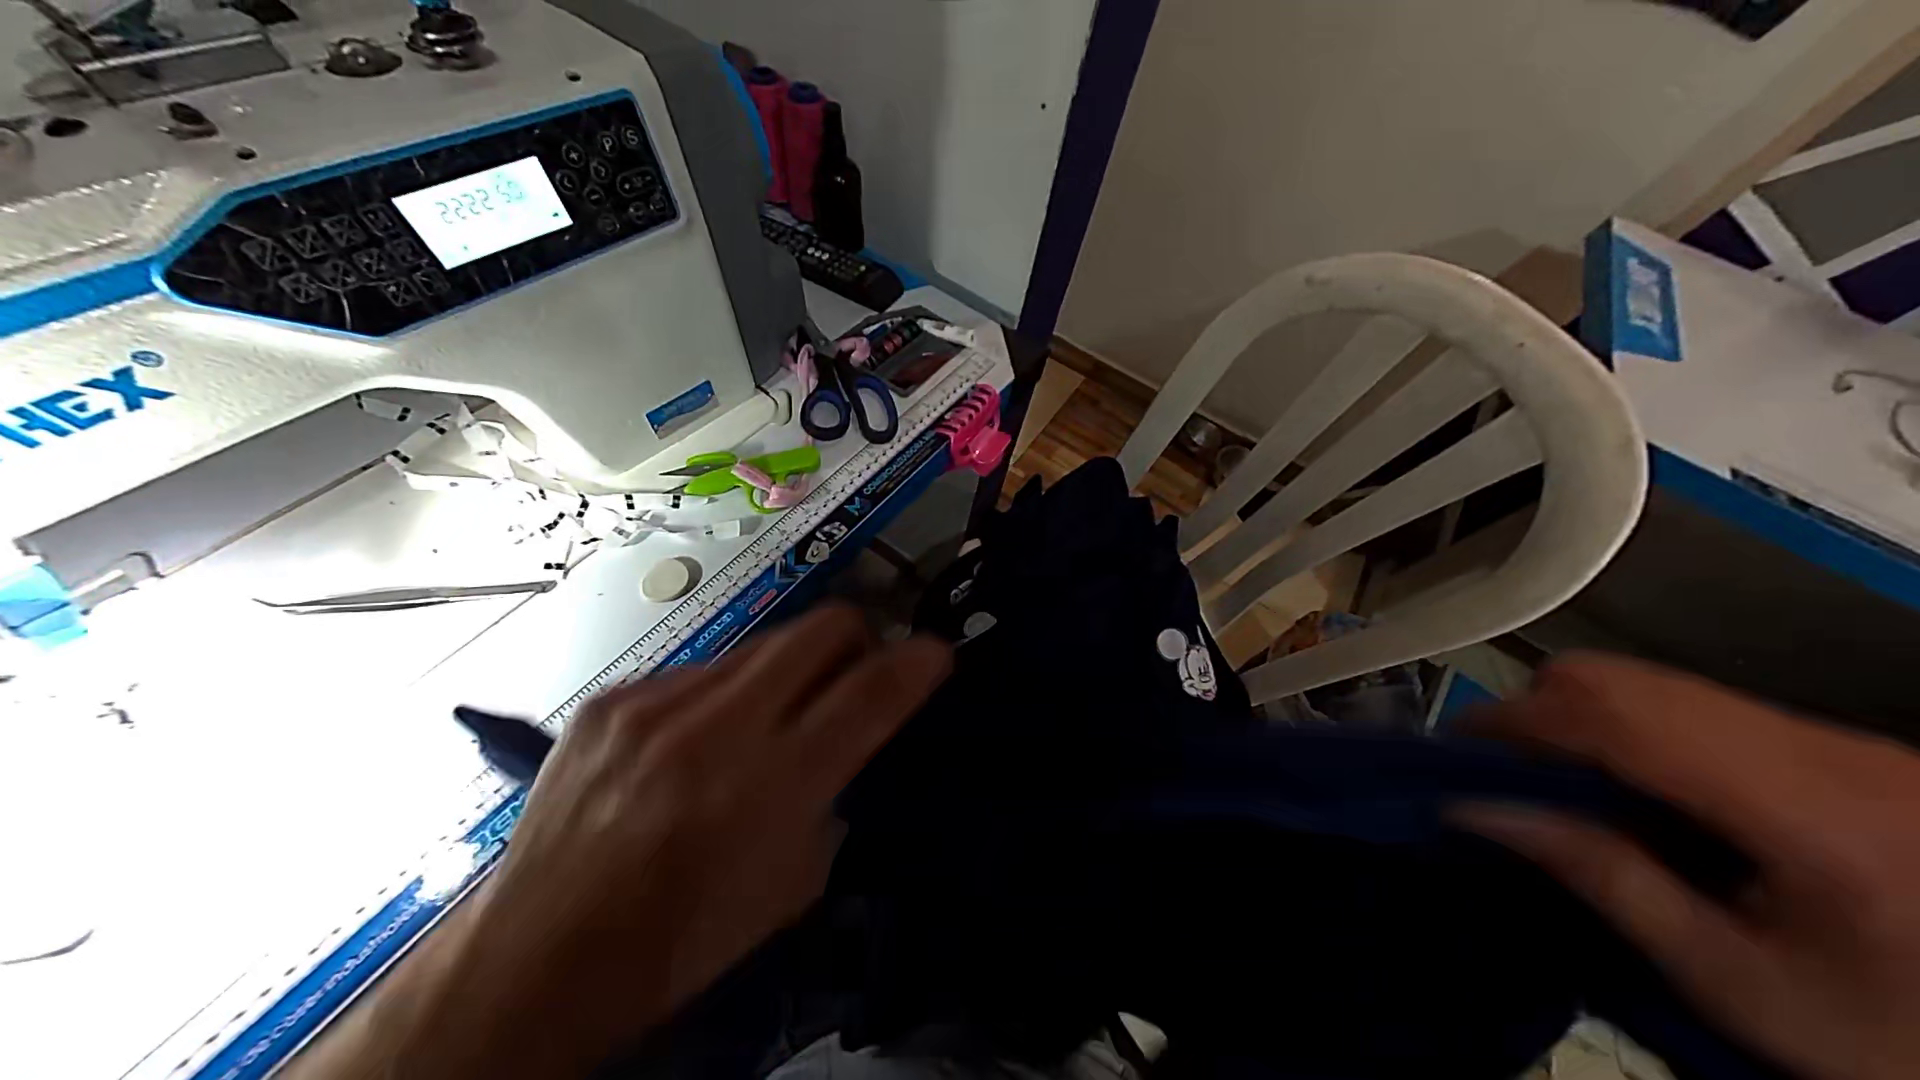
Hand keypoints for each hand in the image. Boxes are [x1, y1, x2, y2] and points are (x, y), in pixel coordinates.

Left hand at [288, 604, 950, 1079]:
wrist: (535, 956)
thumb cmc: (678, 942)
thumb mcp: (789, 885)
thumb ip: (831, 798)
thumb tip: (848, 742)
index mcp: (769, 786)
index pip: (868, 694)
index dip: (916, 664)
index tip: (935, 653)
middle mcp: (715, 728)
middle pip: (821, 628)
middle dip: (860, 638)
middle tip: (860, 670)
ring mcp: (657, 703)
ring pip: (765, 641)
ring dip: (791, 668)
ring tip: (775, 713)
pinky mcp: (615, 698)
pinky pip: (702, 669)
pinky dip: (727, 692)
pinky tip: (703, 737)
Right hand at [1456, 654, 1919, 1079]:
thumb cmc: (1895, 1033)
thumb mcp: (1738, 981)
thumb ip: (1604, 879)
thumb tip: (1479, 810)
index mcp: (1808, 814)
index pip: (1621, 720)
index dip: (1520, 719)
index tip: (1458, 747)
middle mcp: (1821, 749)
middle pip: (1625, 679)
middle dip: (1539, 709)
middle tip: (1508, 768)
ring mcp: (1832, 737)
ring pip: (1650, 681)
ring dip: (1578, 716)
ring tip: (1561, 778)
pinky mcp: (1832, 741)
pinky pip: (1687, 703)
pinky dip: (1624, 726)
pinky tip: (1633, 785)